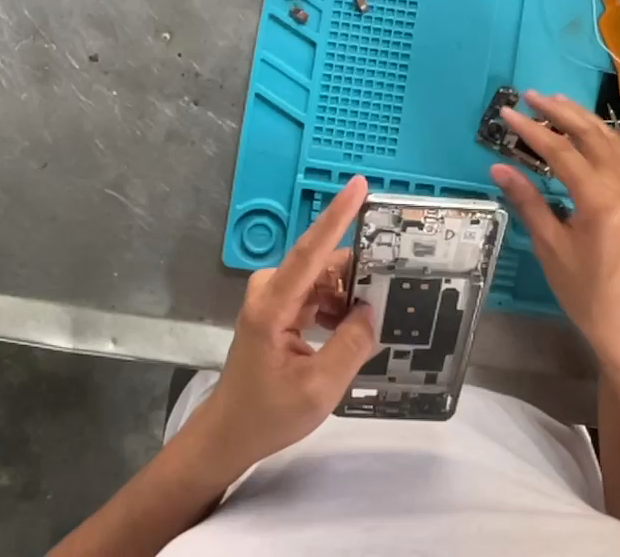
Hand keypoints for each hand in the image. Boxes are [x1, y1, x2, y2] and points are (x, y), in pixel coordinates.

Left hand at [183, 176, 379, 473]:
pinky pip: (317, 290)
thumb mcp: (319, 389)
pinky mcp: (278, 306)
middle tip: (389, 289)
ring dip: (347, 295)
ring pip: (323, 277)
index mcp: (272, 306)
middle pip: (323, 263)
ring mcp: (272, 296)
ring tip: (367, 322)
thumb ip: (351, 346)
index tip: (358, 185)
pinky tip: (349, 328)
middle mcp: (269, 291)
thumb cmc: (268, 413)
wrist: (230, 433)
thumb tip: (371, 310)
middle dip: (357, 274)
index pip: (310, 251)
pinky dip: (337, 305)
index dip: (336, 216)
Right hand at [488, 90, 619, 374]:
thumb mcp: (550, 248)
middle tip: (531, 96)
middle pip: (591, 135)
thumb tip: (499, 166)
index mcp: (599, 200)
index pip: (561, 152)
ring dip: (582, 120)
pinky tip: (581, 136)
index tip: (507, 113)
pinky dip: (597, 138)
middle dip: (561, 112)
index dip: (532, 129)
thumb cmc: (585, 293)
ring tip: (555, 104)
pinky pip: (618, 157)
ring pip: (610, 142)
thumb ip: (527, 202)